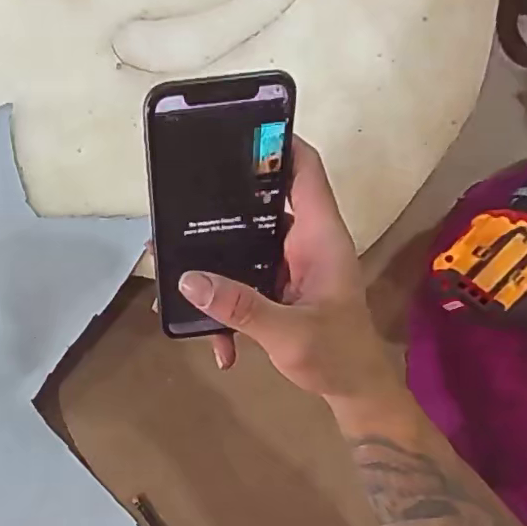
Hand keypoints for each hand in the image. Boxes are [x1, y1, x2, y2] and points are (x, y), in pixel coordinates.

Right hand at [178, 137, 393, 397]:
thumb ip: (240, 308)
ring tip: (172, 270)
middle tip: (178, 208)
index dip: (278, 144)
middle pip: (261, 205)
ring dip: (213, 261)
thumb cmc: (336, 357)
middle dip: (221, 208)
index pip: (304, 171)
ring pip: (244, 245)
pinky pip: (242, 280)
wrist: (353, 391)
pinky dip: (223, 301)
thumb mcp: (288, 333)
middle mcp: (303, 242)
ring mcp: (288, 266)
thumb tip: (188, 280)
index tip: (236, 134)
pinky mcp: (276, 289)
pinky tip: (209, 334)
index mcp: (319, 237)